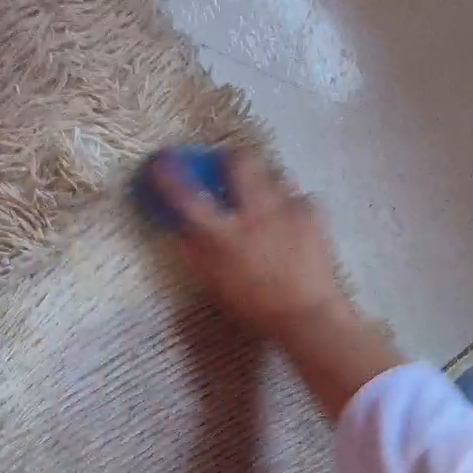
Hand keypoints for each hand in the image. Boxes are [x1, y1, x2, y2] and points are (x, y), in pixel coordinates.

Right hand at [151, 147, 352, 339]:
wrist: (307, 315)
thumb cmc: (254, 306)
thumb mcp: (214, 282)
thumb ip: (194, 250)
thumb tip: (180, 224)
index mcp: (222, 235)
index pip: (185, 195)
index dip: (168, 174)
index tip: (160, 161)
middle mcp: (252, 212)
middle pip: (237, 159)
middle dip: (228, 158)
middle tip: (226, 170)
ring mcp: (286, 207)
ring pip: (271, 171)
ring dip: (262, 180)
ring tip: (262, 200)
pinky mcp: (312, 211)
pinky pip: (297, 194)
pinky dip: (289, 204)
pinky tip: (289, 223)